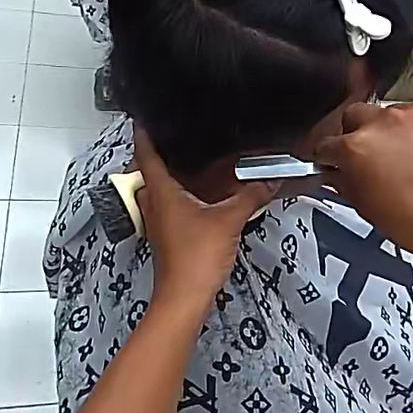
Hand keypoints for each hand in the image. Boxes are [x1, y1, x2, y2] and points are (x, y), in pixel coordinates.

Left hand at [133, 128, 277, 307]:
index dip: (143, 131)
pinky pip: (170, 206)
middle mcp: (153, 203)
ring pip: (158, 189)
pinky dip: (181, 195)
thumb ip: (251, 196)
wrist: (185, 296)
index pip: (145, 153)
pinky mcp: (168, 236)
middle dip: (158, 152)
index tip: (145, 115)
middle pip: (148, 169)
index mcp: (160, 191)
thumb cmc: (196, 256)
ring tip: (190, 161)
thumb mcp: (229, 220)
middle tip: (173, 137)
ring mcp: (159, 221)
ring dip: (169, 174)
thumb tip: (269, 182)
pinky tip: (202, 196)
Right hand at [313, 103, 412, 282]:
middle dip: (355, 136)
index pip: (326, 144)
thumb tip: (337, 175)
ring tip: (404, 164)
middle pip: (354, 117)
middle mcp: (386, 123)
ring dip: (389, 133)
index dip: (326, 158)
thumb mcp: (371, 211)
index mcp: (358, 148)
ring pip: (389, 114)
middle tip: (366, 161)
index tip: (331, 163)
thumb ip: (346, 185)